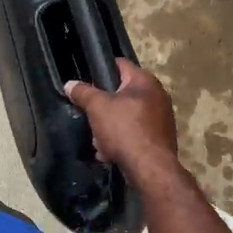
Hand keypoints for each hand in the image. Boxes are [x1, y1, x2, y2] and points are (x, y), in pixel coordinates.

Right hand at [65, 59, 183, 185]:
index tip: (86, 82)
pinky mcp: (161, 139)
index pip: (120, 64)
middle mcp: (158, 96)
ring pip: (127, 116)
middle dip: (103, 106)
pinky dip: (121, 140)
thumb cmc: (124, 129)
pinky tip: (110, 153)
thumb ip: (82, 92)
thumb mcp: (96, 107)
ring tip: (98, 141)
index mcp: (145, 82)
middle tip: (90, 115)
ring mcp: (162, 119)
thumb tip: (70, 84)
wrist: (150, 168)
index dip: (101, 70)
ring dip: (110, 127)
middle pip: (122, 93)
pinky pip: (135, 133)